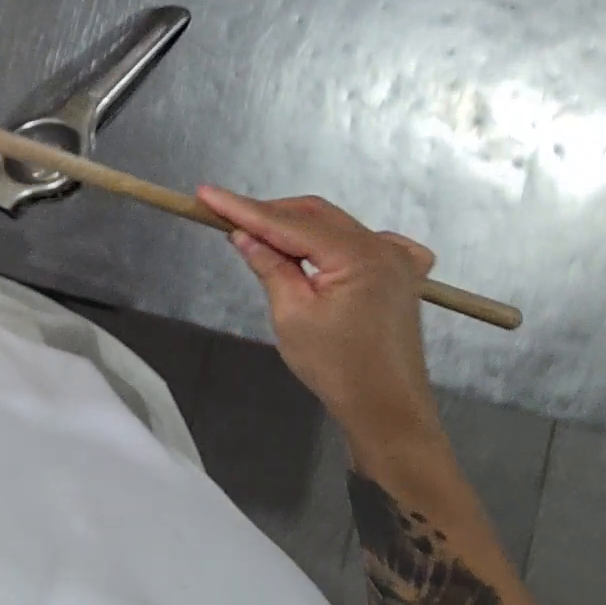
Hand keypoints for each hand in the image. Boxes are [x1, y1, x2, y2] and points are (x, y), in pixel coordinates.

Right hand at [197, 186, 443, 451]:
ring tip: (257, 234)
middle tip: (224, 215)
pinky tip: (320, 245)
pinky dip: (333, 237)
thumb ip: (269, 265)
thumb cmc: (337, 366)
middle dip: (267, 213)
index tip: (205, 193)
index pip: (286, 223)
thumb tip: (242, 234)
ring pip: (333, 226)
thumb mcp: (291, 313)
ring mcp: (397, 262)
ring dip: (294, 225)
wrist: (388, 411)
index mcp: (358, 256)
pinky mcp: (400, 277)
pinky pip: (364, 241)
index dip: (241, 208)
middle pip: (312, 215)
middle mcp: (383, 249)